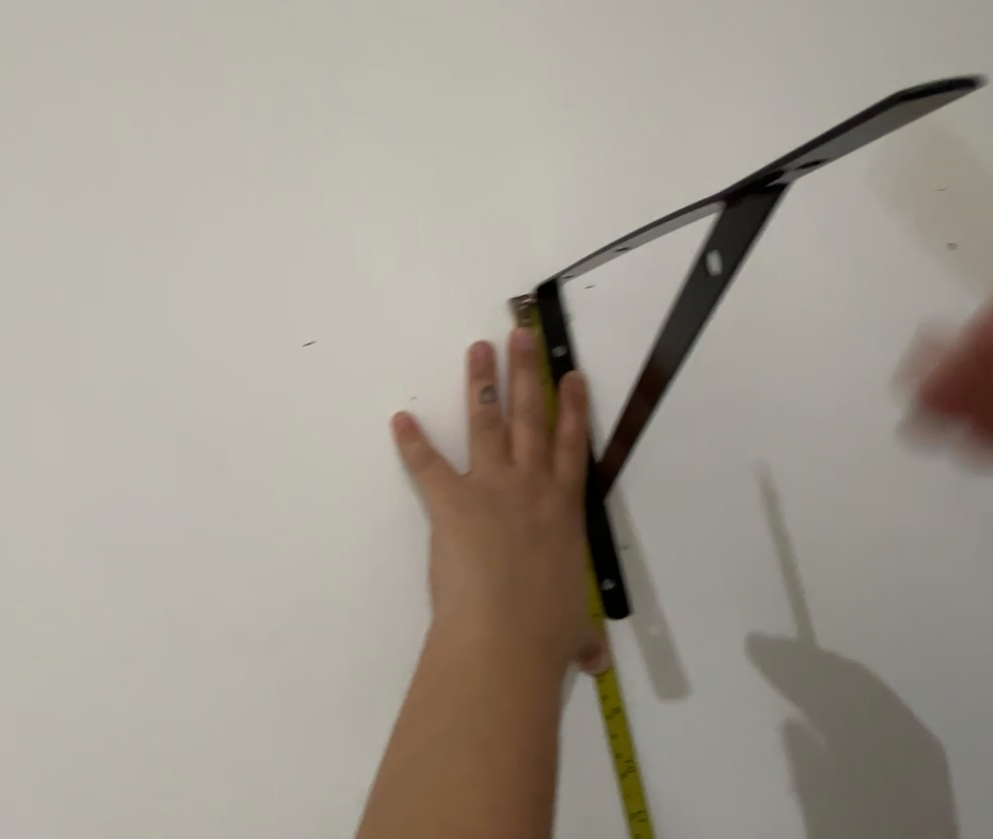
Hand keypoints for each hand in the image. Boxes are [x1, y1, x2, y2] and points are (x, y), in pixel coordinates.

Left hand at [391, 330, 605, 674]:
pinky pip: (428, 465)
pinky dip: (412, 442)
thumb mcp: (571, 629)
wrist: (506, 637)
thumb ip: (579, 636)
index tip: (572, 374)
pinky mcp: (452, 501)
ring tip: (478, 348)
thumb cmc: (544, 632)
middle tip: (522, 335)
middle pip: (531, 417)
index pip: (573, 447)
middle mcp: (531, 487)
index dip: (574, 408)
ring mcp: (492, 488)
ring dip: (482, 382)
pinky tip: (400, 418)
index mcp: (563, 509)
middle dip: (527, 372)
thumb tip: (592, 659)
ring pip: (489, 422)